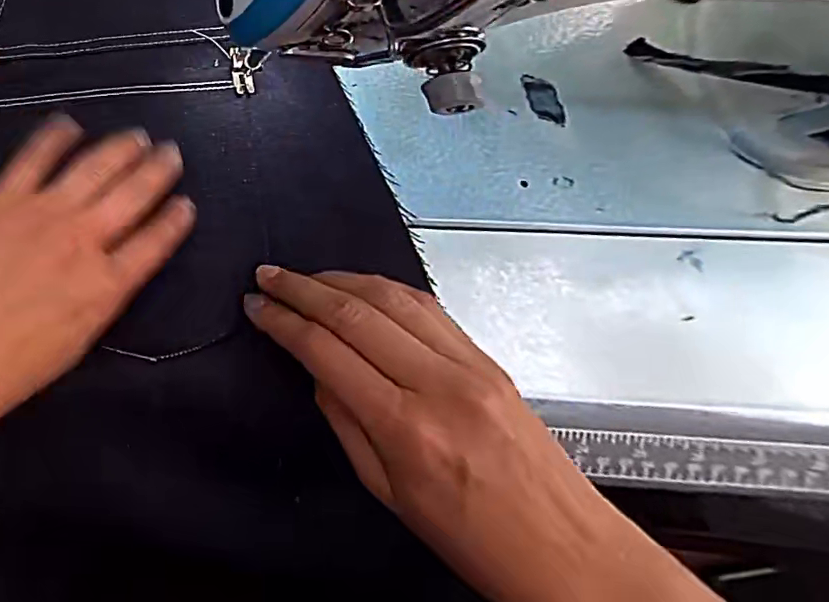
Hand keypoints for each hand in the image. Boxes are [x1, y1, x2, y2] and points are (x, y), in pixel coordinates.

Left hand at [0, 116, 194, 443]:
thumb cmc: (5, 372)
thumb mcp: (73, 346)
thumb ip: (101, 299)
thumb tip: (116, 270)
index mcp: (105, 286)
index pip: (155, 242)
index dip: (174, 220)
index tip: (185, 203)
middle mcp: (83, 240)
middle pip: (134, 194)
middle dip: (158, 170)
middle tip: (171, 153)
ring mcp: (44, 213)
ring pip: (95, 167)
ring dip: (122, 148)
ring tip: (137, 136)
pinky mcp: (4, 199)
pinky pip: (36, 157)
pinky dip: (56, 136)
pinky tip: (70, 124)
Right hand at [244, 267, 710, 601]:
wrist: (570, 553)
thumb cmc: (476, 540)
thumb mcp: (390, 495)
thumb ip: (345, 423)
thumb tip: (317, 370)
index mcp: (407, 430)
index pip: (327, 351)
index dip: (284, 323)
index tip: (257, 307)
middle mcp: (438, 384)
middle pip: (354, 312)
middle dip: (301, 287)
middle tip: (269, 275)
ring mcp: (468, 363)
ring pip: (389, 295)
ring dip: (339, 277)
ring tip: (305, 276)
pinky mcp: (486, 355)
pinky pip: (425, 304)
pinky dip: (384, 286)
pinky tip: (361, 285)